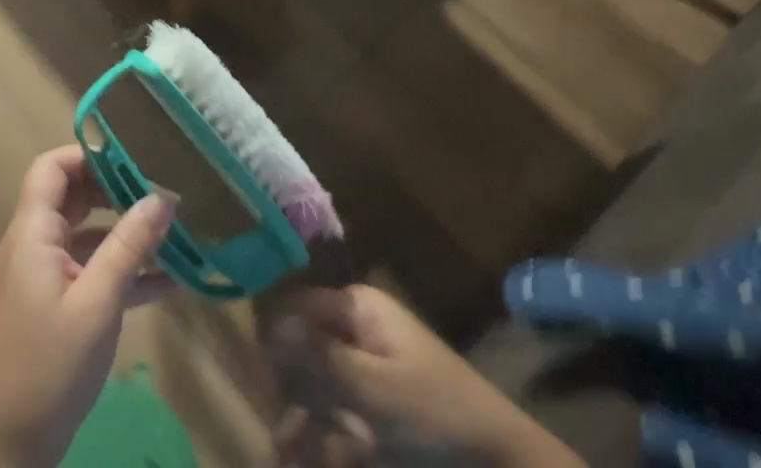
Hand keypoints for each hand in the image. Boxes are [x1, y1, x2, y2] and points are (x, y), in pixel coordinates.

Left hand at [0, 146, 175, 467]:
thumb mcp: (97, 303)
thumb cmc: (49, 364)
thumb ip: (129, 247)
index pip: (51, 169)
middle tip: (164, 188)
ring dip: (128, 233)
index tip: (137, 156)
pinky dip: (125, 271)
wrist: (9, 441)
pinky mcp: (57, 306)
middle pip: (73, 197)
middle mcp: (34, 245)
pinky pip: (92, 273)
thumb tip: (163, 196)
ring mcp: (45, 277)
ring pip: (88, 236)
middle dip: (117, 190)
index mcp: (32, 233)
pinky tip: (171, 280)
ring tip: (178, 230)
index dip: (89, 154)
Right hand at [270, 285, 582, 466]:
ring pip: (313, 392)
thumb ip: (321, 357)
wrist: (499, 461)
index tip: (260, 378)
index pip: (296, 308)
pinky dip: (321, 440)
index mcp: (358, 309)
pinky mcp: (372, 409)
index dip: (275, 339)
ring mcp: (364, 372)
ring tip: (292, 457)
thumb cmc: (437, 413)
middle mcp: (356, 332)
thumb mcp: (375, 386)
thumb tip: (271, 326)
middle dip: (287, 396)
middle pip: (300, 353)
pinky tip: (306, 459)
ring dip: (302, 427)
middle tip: (283, 436)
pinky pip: (332, 419)